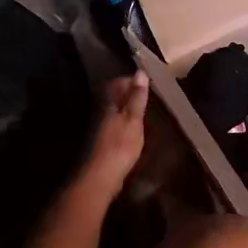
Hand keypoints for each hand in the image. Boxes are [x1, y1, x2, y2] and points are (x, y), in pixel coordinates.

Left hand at [77, 70, 149, 199]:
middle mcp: (101, 111)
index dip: (131, 80)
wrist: (101, 176)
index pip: (118, 82)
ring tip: (143, 110)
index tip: (147, 80)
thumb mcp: (133, 119)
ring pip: (114, 109)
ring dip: (126, 107)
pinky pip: (114, 123)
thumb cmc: (120, 145)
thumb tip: (140, 72)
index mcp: (108, 103)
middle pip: (114, 95)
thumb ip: (137, 97)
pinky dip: (124, 121)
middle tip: (147, 94)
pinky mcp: (102, 140)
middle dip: (129, 92)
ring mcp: (100, 126)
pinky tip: (133, 129)